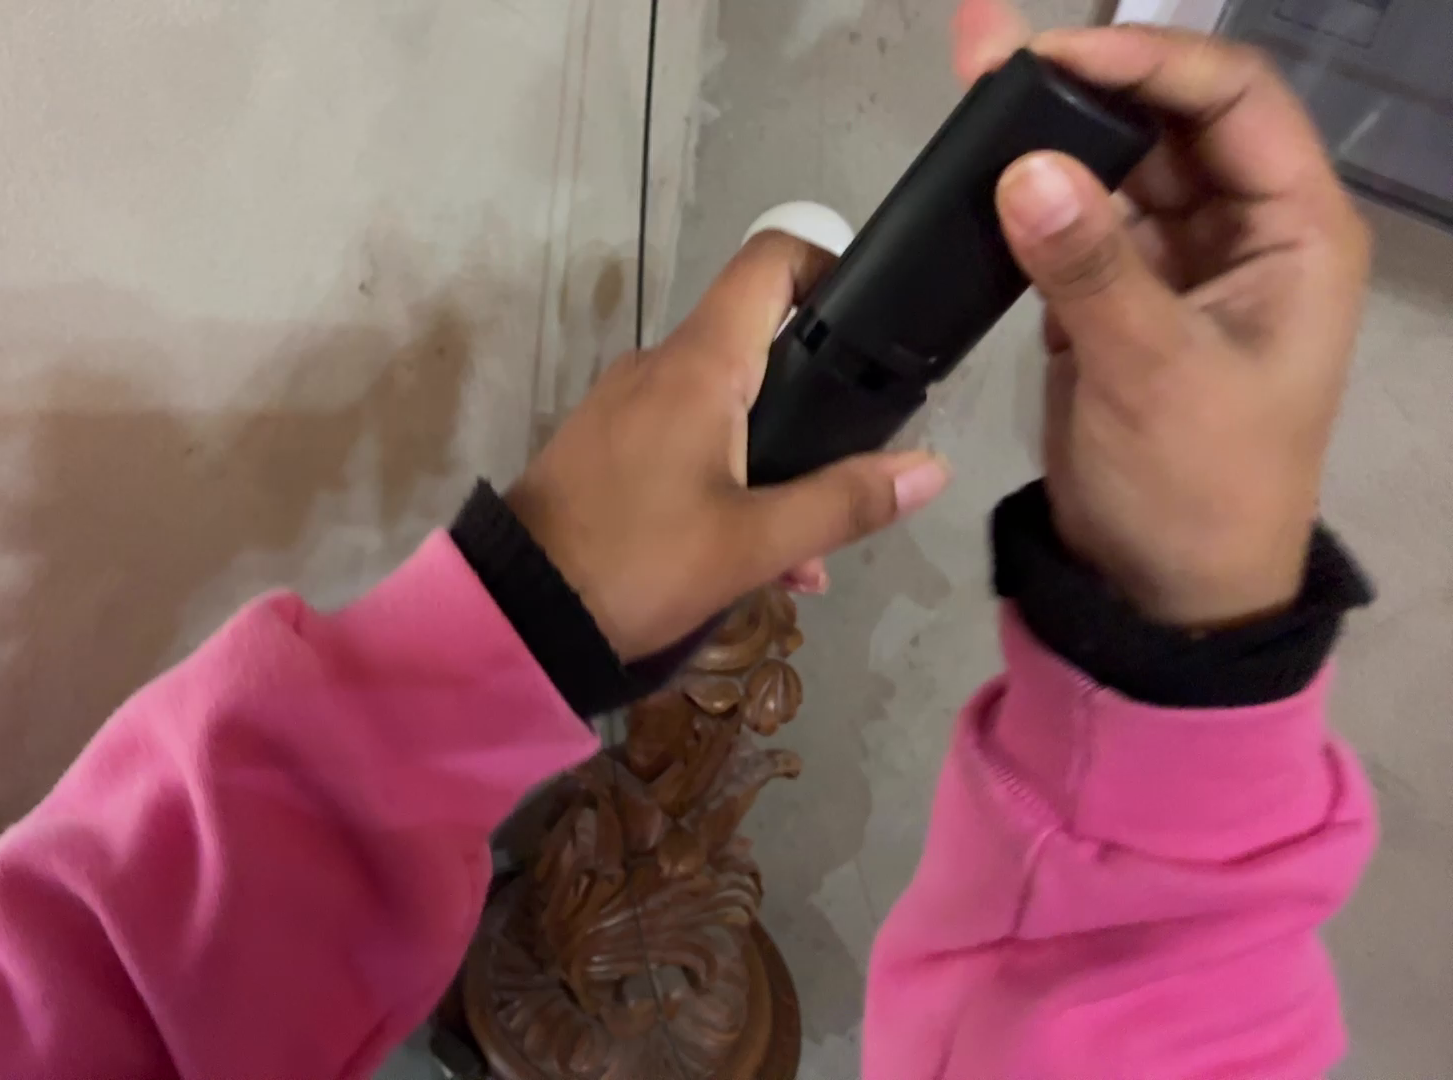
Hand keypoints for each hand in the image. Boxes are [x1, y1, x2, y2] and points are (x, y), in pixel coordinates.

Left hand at [506, 232, 949, 660]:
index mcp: (695, 366)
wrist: (521, 606)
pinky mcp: (598, 447)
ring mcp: (619, 408)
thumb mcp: (751, 544)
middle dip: (810, 413)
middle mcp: (654, 369)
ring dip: (766, 470)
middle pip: (754, 352)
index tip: (869, 317)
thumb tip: (931, 469)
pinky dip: (715, 482)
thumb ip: (843, 502)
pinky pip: (673, 444)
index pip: (767, 265)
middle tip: (846, 481)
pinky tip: (738, 557)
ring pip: (716, 413)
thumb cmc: (637, 563)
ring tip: (799, 558)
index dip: (826, 266)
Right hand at [955, 0, 1370, 625]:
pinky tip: (977, 198)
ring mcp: (1156, 275)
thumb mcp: (1150, 368)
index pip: (1225, 106)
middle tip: (986, 57)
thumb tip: (1019, 173)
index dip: (1142, 66)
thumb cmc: (1192, 477)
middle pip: (1157, 134)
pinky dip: (1020, 221)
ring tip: (968, 112)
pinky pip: (1062, 245)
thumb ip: (1088, 269)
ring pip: (1101, 188)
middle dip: (1081, 91)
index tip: (1043, 59)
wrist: (1155, 570)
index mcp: (1289, 229)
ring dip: (1041, 152)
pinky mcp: (1097, 313)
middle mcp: (1228, 235)